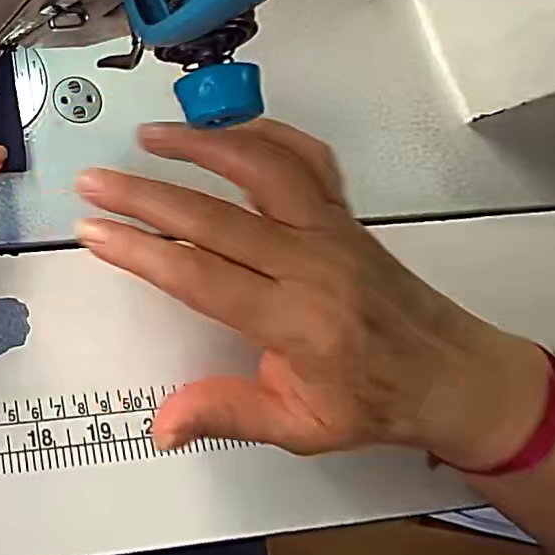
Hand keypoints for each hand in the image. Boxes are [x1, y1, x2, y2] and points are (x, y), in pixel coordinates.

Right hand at [75, 119, 550, 470]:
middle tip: (93, 182)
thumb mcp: (299, 427)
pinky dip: (265, 135)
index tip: (92, 232)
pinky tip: (222, 128)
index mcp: (296, 322)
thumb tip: (161, 427)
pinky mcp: (343, 214)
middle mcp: (313, 266)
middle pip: (214, 216)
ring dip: (202, 146)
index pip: (200, 276)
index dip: (139, 251)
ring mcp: (331, 231)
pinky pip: (308, 160)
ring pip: (265, 172)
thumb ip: (225, 415)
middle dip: (143, 194)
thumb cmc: (373, 403)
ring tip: (149, 136)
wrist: (462, 379)